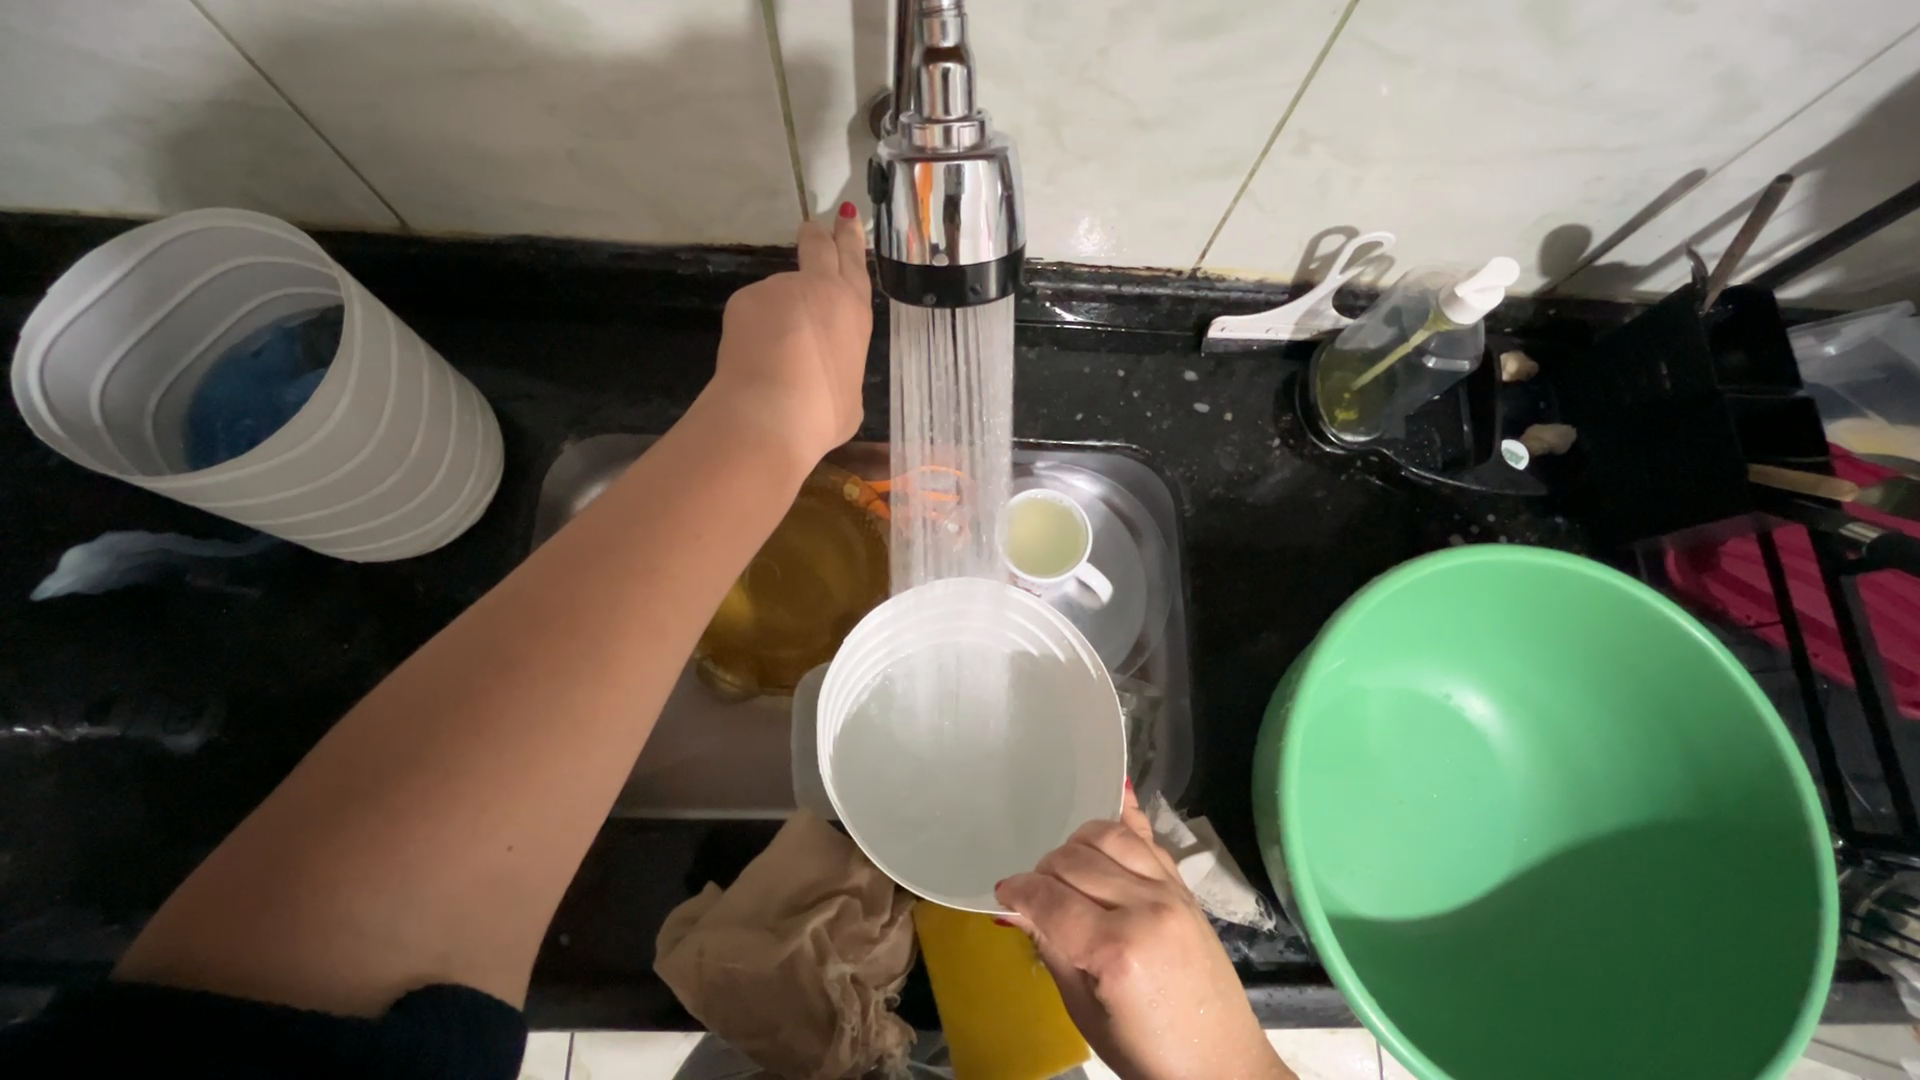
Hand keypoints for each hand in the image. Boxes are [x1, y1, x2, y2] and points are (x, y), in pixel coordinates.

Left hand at [706, 203, 872, 469]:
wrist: (769, 413)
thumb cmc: (823, 412)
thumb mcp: (851, 394)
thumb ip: (842, 368)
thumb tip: (830, 375)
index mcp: (853, 309)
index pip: (852, 259)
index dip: (849, 236)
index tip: (845, 217)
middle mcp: (818, 288)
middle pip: (817, 245)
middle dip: (816, 236)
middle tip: (813, 231)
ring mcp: (777, 289)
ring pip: (779, 294)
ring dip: (778, 313)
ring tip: (775, 355)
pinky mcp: (744, 300)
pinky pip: (753, 312)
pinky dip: (754, 330)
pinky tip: (754, 359)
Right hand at [997, 789, 1295, 1079]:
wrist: (1222, 1064)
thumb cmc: (1148, 1053)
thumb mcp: (1084, 1012)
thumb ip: (1050, 948)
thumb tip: (1014, 908)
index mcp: (1117, 951)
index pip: (1050, 900)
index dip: (1019, 892)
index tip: (1004, 894)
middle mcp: (1146, 908)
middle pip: (1074, 861)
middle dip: (1043, 871)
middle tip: (1034, 893)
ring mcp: (1170, 891)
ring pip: (1108, 835)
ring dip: (1075, 845)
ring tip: (1065, 869)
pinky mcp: (1185, 887)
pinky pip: (1147, 838)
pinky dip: (1123, 819)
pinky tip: (1110, 796)